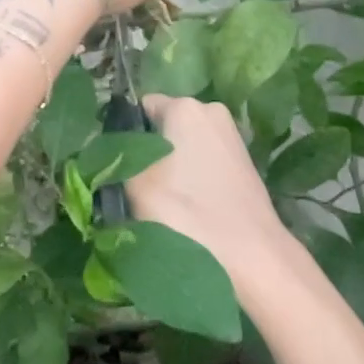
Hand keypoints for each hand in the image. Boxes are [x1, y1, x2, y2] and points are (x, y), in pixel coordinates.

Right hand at [126, 95, 288, 276]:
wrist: (253, 256)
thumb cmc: (188, 214)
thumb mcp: (135, 185)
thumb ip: (116, 160)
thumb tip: (110, 154)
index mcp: (185, 107)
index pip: (138, 108)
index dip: (122, 137)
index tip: (116, 169)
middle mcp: (212, 112)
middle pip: (162, 127)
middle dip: (146, 153)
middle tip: (133, 191)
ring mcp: (231, 138)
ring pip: (182, 147)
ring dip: (167, 170)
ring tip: (160, 204)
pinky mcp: (242, 164)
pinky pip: (202, 163)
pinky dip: (190, 180)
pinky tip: (186, 209)